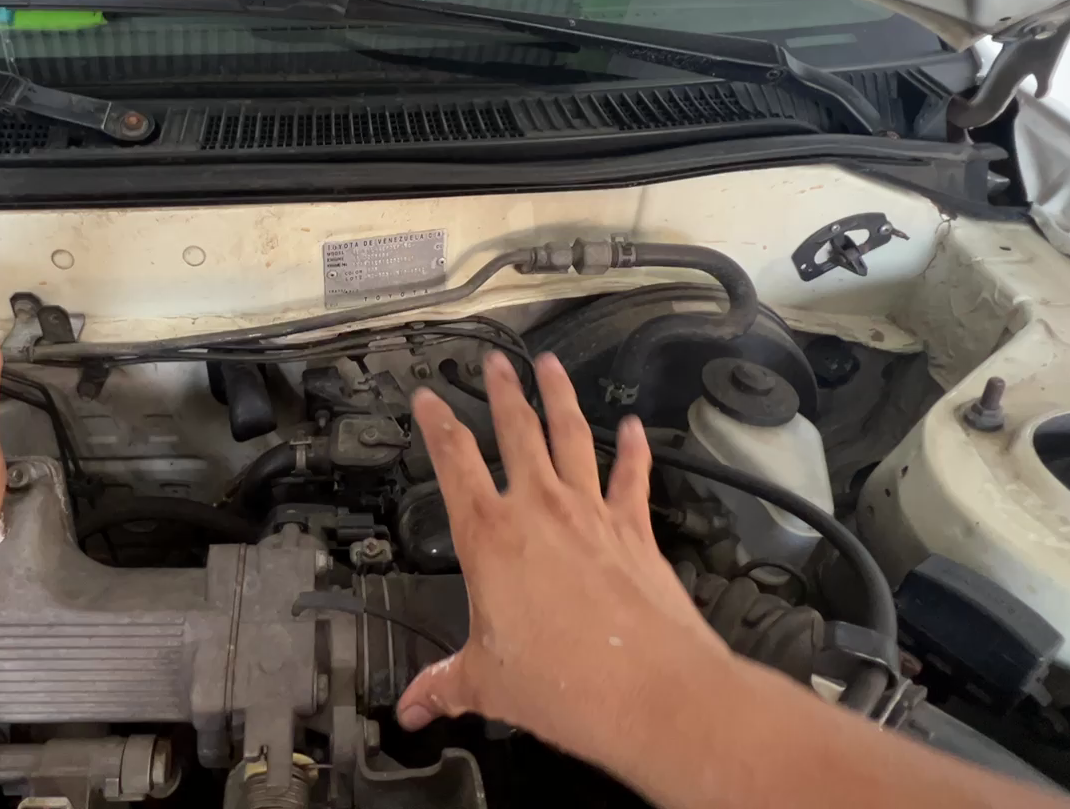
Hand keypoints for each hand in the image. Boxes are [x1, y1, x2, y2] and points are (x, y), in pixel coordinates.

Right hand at [396, 351, 732, 768]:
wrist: (657, 695)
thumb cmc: (567, 684)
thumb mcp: (489, 684)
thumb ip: (445, 686)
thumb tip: (412, 708)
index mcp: (492, 535)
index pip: (454, 460)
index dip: (436, 421)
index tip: (427, 397)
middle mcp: (539, 508)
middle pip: (516, 429)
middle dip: (502, 390)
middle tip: (495, 361)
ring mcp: (590, 512)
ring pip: (571, 435)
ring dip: (559, 397)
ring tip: (550, 364)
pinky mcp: (633, 529)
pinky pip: (632, 477)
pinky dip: (634, 451)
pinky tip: (636, 428)